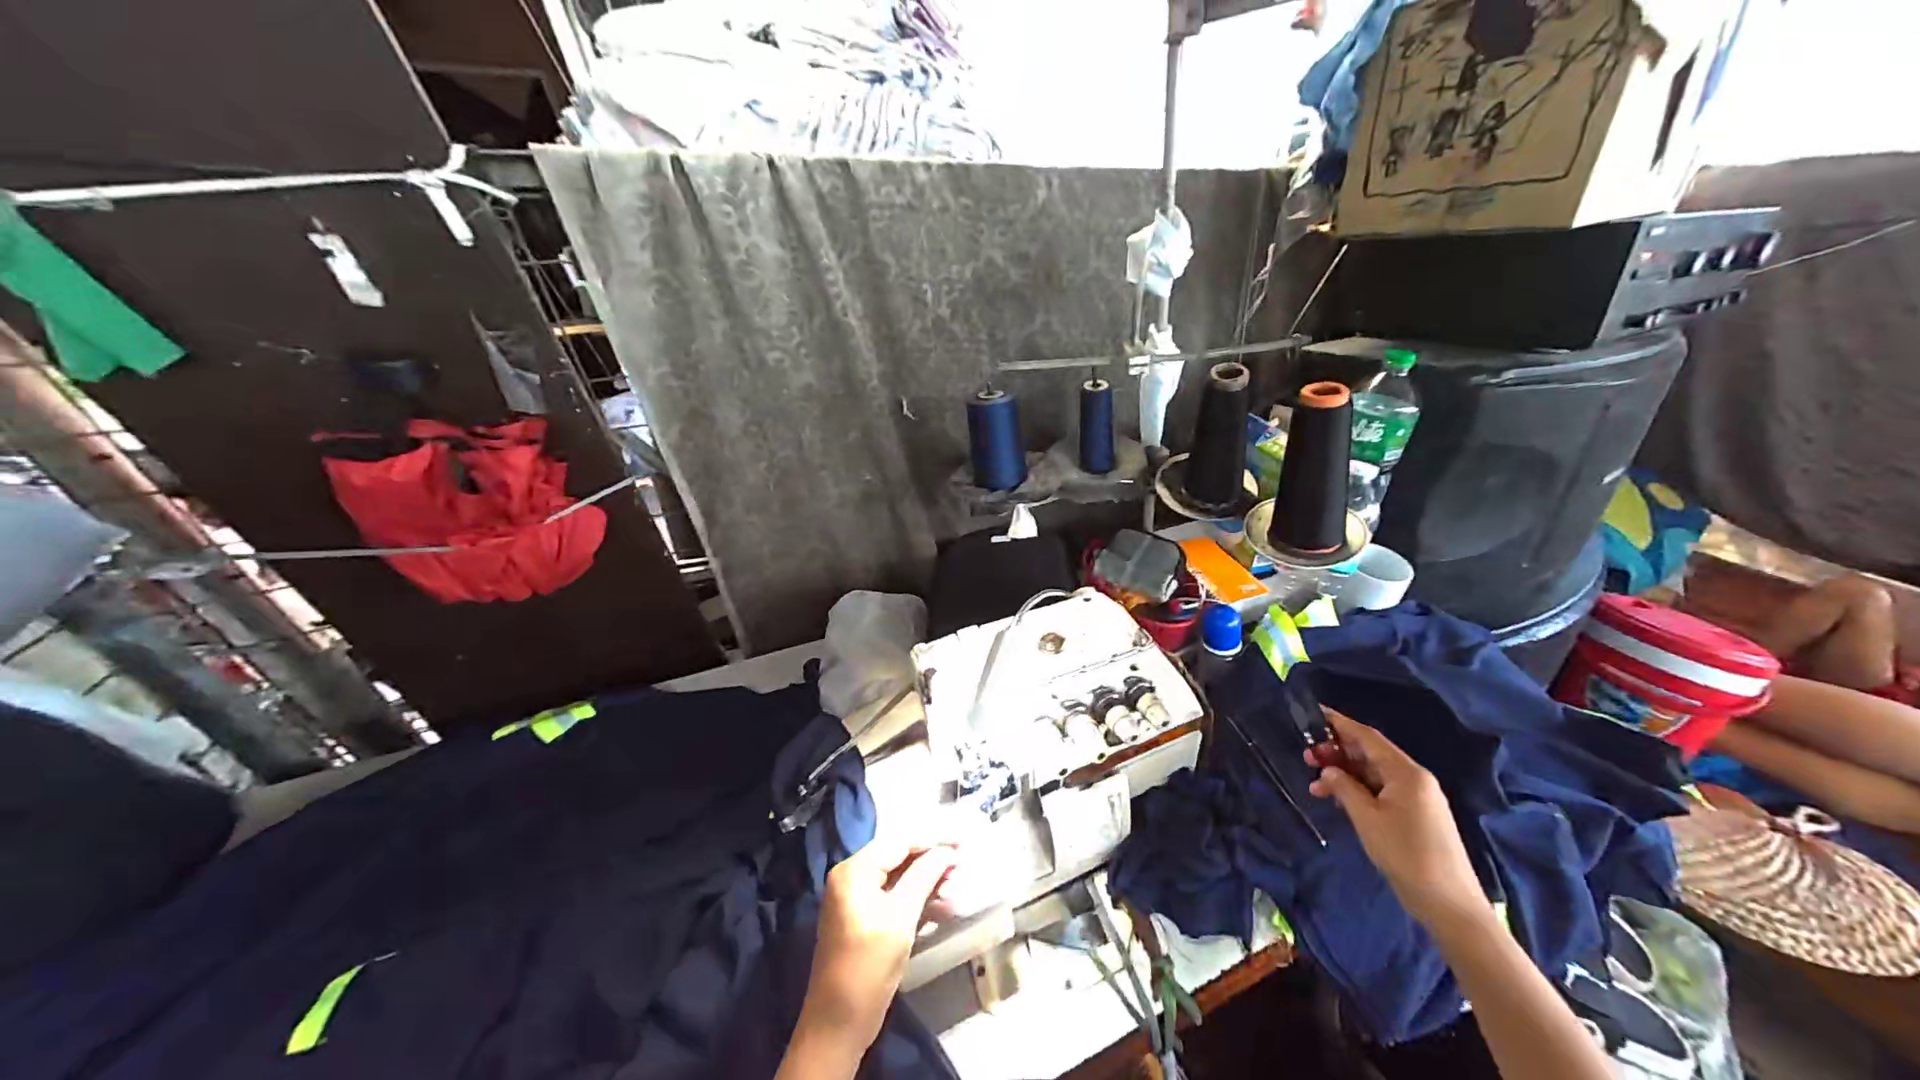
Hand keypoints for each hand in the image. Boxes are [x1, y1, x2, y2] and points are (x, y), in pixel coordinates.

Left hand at [797, 837, 956, 1053]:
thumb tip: (946, 851)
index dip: (932, 839)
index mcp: (854, 870)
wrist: (838, 1023)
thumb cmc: (869, 965)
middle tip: (963, 866)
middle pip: (898, 857)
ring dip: (928, 883)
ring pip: (898, 878)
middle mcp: (851, 877)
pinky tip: (942, 908)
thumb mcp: (901, 917)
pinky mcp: (863, 918)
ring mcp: (855, 898)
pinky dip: (916, 900)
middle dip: (931, 861)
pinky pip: (893, 897)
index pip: (899, 841)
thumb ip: (923, 877)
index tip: (962, 841)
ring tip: (956, 892)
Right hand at [1306, 708, 1491, 933]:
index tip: (1315, 713)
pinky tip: (1338, 799)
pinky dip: (1358, 790)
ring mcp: (1417, 798)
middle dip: (1337, 752)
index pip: (1368, 737)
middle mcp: (1414, 779)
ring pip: (1373, 774)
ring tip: (1316, 784)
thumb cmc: (1405, 853)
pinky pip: (1381, 791)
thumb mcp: (1367, 818)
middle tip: (1306, 757)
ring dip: (1344, 775)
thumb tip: (1329, 769)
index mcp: (1406, 773)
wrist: (1448, 903)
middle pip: (1370, 754)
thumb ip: (1344, 787)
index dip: (1340, 723)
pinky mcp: (1415, 816)